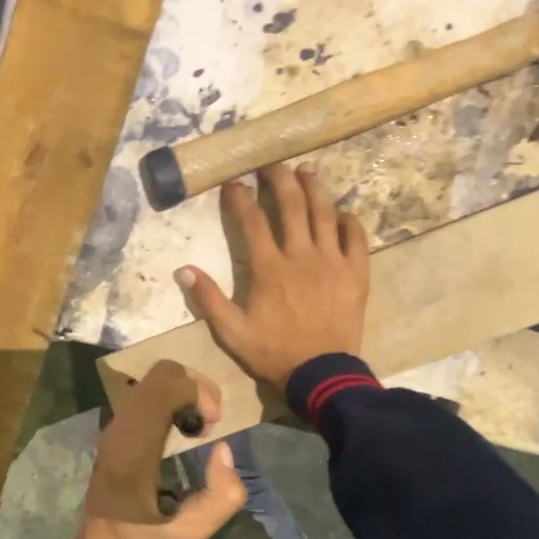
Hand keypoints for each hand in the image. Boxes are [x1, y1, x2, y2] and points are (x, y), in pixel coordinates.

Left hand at [72, 360, 247, 538]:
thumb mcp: (192, 531)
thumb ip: (222, 497)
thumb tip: (223, 449)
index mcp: (133, 450)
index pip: (164, 386)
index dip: (199, 393)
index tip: (213, 424)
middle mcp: (119, 429)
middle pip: (161, 373)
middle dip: (196, 387)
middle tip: (210, 421)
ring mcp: (113, 426)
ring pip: (153, 380)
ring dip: (184, 393)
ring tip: (198, 426)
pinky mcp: (114, 430)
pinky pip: (145, 394)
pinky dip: (171, 400)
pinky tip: (181, 430)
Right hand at [173, 162, 370, 392]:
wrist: (321, 374)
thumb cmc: (273, 354)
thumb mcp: (232, 333)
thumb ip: (209, 299)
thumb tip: (183, 270)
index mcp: (269, 269)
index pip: (251, 221)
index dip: (240, 198)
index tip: (233, 183)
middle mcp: (301, 255)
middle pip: (291, 203)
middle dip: (279, 178)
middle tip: (271, 164)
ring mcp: (332, 260)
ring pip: (324, 211)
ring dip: (314, 187)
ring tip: (307, 171)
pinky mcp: (356, 272)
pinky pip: (355, 236)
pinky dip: (348, 220)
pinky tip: (341, 213)